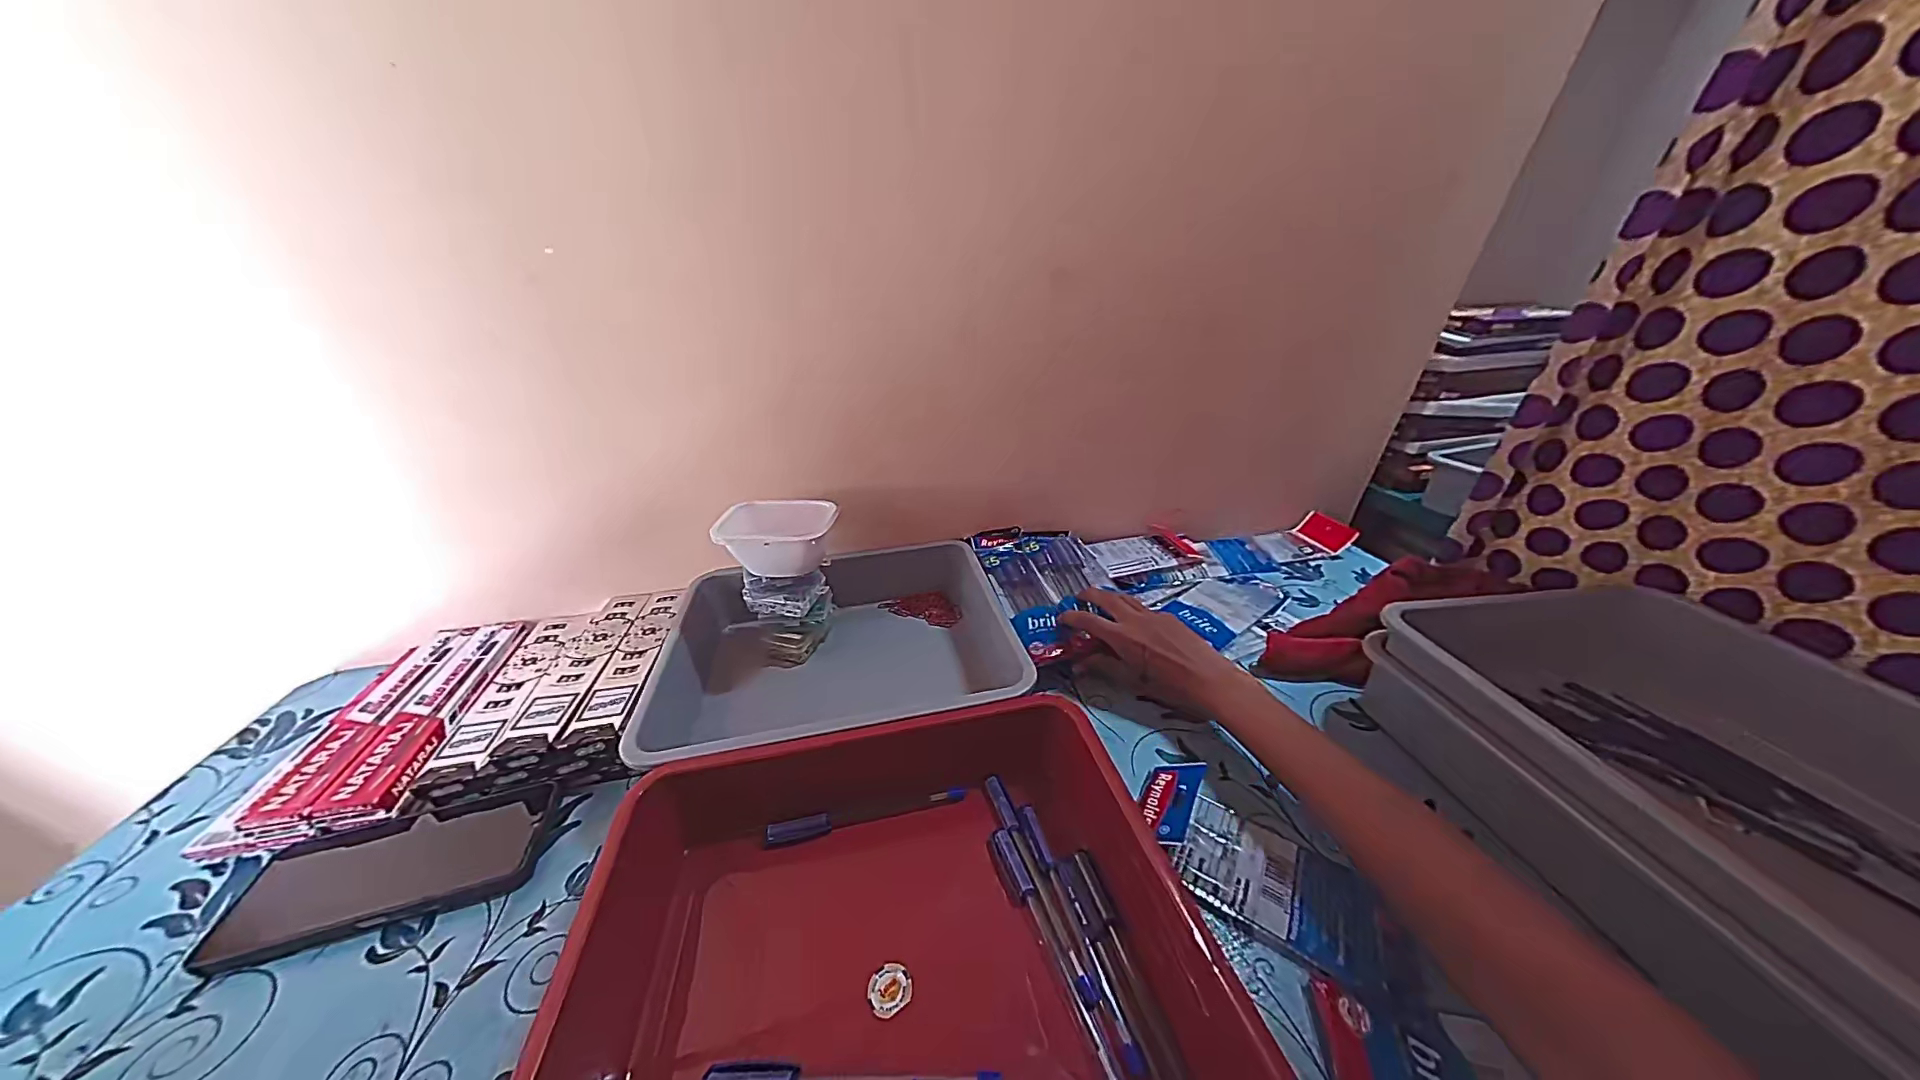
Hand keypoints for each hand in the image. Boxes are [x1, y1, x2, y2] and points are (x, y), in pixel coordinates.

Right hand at [1058, 588, 1259, 716]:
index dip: (1071, 617)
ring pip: (1126, 598)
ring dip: (1110, 598)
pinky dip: (1130, 609)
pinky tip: (1134, 623)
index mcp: (1122, 637)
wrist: (1211, 681)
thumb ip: (1105, 668)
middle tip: (1078, 598)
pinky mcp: (1169, 618)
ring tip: (1102, 604)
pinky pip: (1143, 608)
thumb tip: (1082, 664)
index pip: (1088, 620)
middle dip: (1089, 595)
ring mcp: (1154, 615)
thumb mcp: (1133, 682)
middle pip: (1106, 598)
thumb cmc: (1172, 688)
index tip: (1062, 618)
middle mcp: (1136, 620)